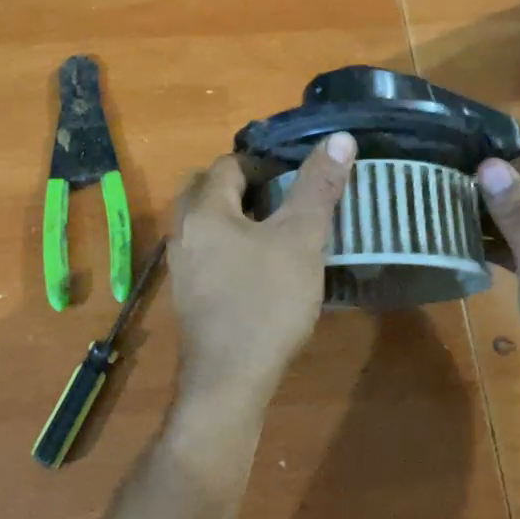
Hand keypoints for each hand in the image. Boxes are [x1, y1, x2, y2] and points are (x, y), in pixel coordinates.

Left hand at [169, 133, 355, 410]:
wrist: (229, 380)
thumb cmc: (265, 303)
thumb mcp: (300, 240)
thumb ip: (318, 188)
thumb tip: (339, 138)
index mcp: (204, 210)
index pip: (228, 164)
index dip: (264, 163)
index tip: (298, 177)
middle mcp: (182, 232)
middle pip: (207, 190)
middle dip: (243, 187)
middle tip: (284, 198)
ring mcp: (180, 267)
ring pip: (205, 224)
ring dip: (236, 218)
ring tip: (277, 231)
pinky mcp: (187, 296)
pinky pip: (206, 254)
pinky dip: (229, 247)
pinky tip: (260, 269)